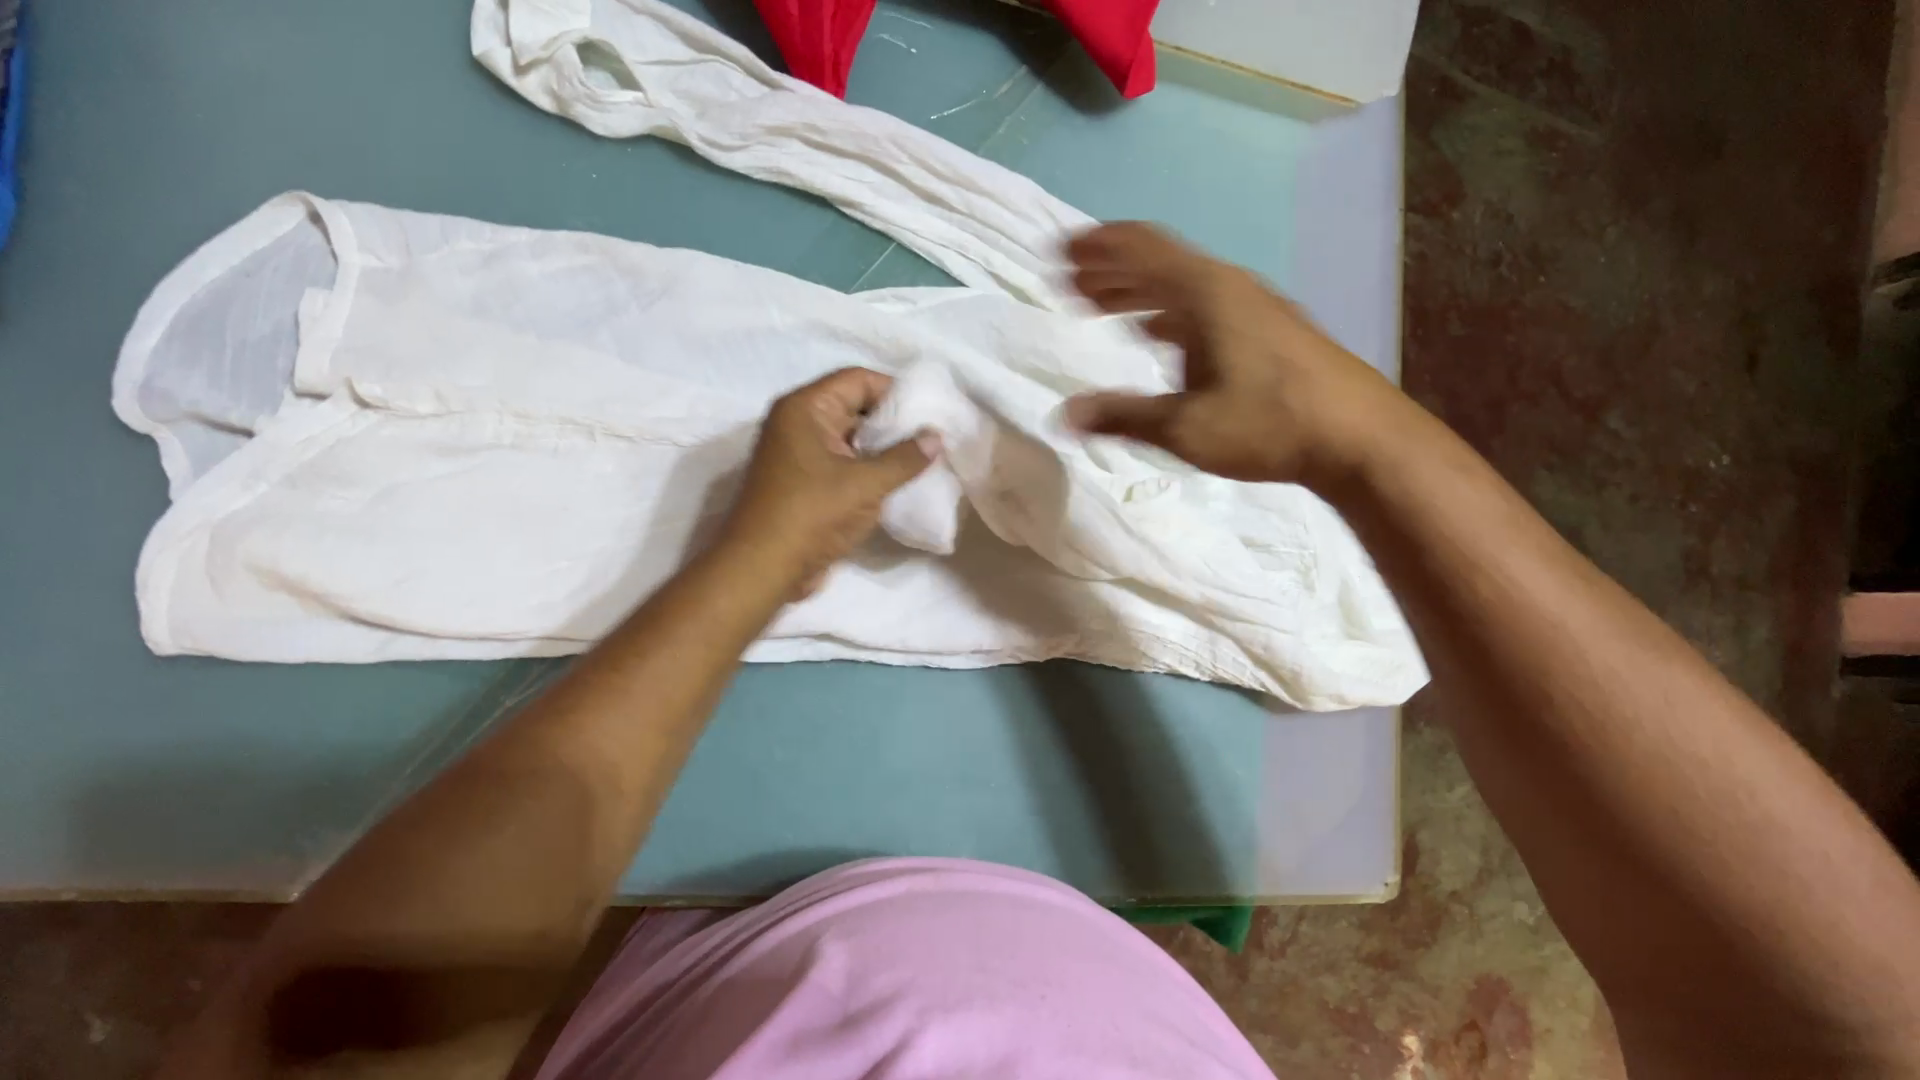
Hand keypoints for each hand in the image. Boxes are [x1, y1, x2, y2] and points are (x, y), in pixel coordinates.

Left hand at [717, 368, 936, 598]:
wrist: (764, 568)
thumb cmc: (812, 515)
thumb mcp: (866, 484)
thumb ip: (905, 458)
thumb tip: (935, 436)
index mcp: (805, 409)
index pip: (858, 380)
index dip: (895, 390)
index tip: (930, 411)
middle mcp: (798, 424)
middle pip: (854, 407)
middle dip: (893, 422)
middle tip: (933, 437)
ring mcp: (799, 455)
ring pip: (851, 440)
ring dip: (884, 450)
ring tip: (924, 461)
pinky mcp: (804, 484)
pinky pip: (843, 465)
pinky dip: (869, 471)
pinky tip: (900, 484)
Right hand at [1062, 223, 1418, 489]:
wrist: (1361, 438)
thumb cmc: (1269, 425)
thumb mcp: (1185, 428)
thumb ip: (1122, 416)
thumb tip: (1064, 416)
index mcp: (1206, 294)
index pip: (1142, 249)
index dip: (1098, 248)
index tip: (1061, 253)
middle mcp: (1230, 288)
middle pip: (1160, 263)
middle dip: (1111, 270)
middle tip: (1072, 283)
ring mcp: (1255, 307)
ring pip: (1184, 286)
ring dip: (1140, 292)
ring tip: (1102, 307)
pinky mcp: (1270, 331)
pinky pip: (1205, 306)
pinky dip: (1169, 313)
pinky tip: (1159, 337)